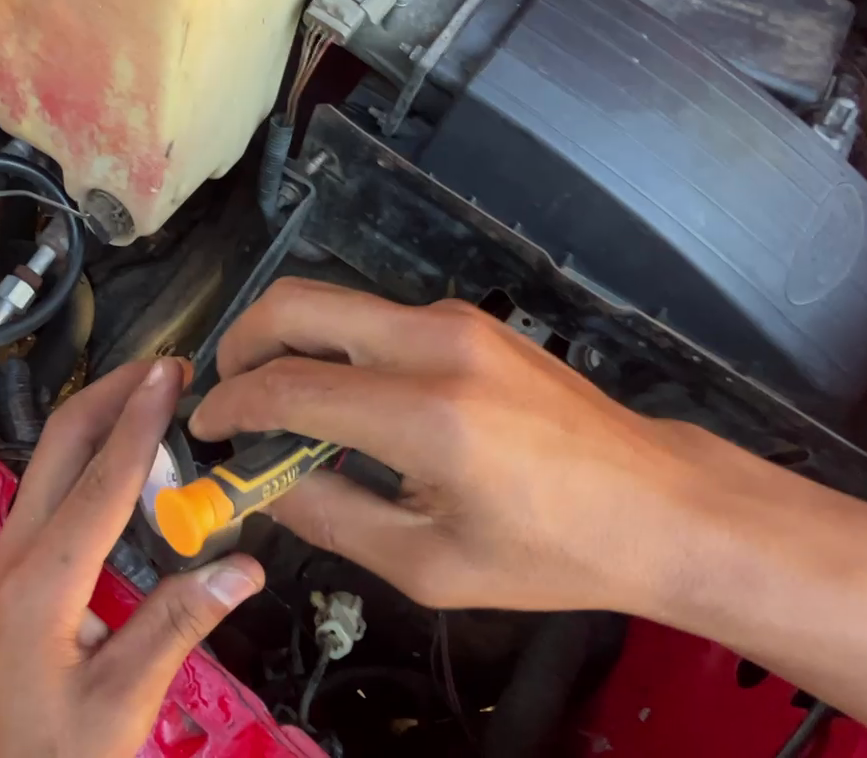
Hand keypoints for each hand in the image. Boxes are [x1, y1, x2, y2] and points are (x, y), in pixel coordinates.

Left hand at [0, 358, 265, 757]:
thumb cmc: (43, 755)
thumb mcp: (119, 703)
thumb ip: (177, 626)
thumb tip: (241, 568)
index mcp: (42, 580)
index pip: (103, 480)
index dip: (142, 421)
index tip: (170, 374)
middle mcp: (17, 550)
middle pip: (62, 442)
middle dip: (112, 393)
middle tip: (167, 369)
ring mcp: (10, 554)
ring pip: (54, 458)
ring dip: (102, 417)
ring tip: (154, 399)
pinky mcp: (15, 566)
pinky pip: (54, 486)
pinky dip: (93, 454)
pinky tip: (127, 462)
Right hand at [188, 278, 726, 614]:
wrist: (661, 503)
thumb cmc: (551, 552)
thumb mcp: (428, 564)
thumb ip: (328, 515)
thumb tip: (260, 483)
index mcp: (427, 414)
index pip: (289, 386)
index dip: (232, 404)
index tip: (205, 429)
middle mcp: (433, 343)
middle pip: (296, 303)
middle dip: (242, 342)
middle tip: (228, 394)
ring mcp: (450, 319)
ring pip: (330, 303)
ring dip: (287, 344)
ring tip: (280, 408)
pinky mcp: (462, 317)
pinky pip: (369, 318)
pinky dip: (331, 349)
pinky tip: (343, 401)